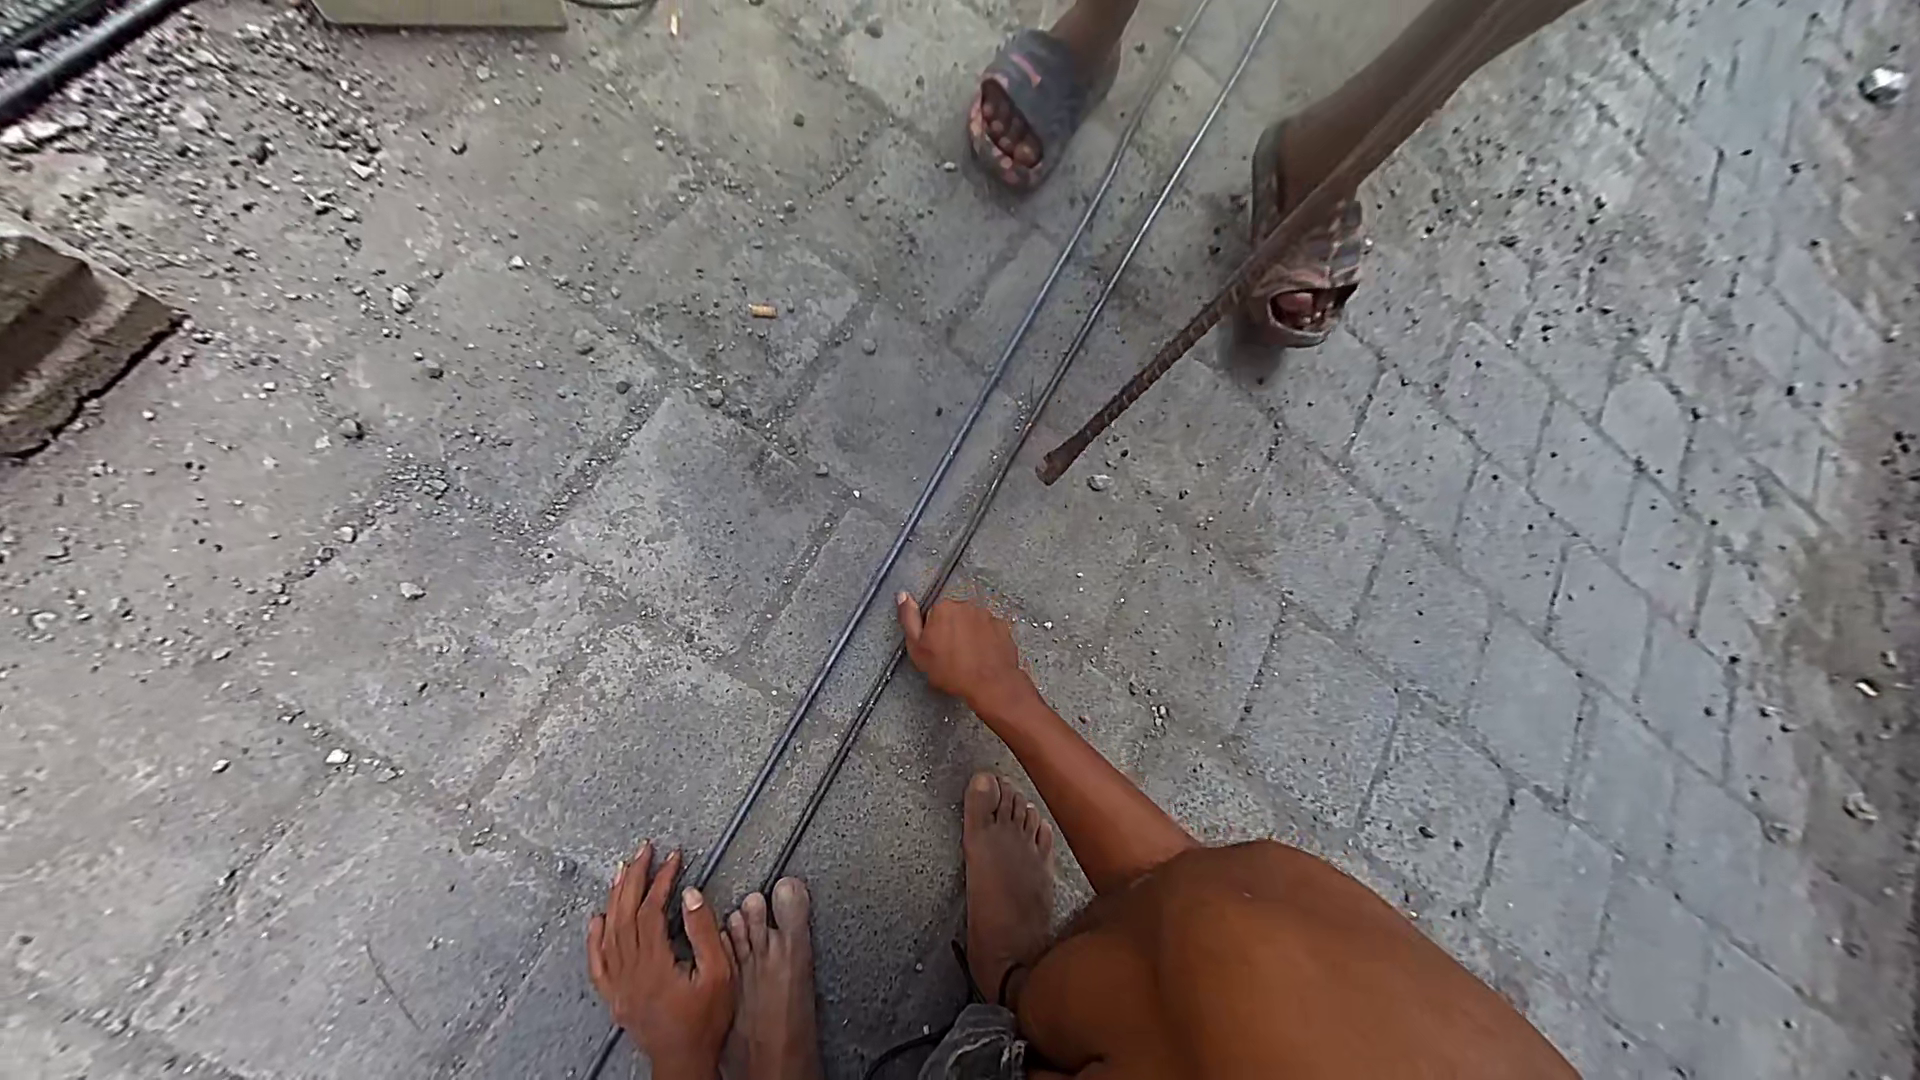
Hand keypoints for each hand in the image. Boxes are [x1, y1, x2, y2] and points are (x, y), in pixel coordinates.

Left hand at [587, 843, 733, 1079]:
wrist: (686, 1062)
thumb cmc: (707, 1019)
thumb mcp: (719, 971)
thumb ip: (703, 931)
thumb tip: (690, 895)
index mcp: (654, 966)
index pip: (651, 911)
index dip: (661, 880)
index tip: (673, 858)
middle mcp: (630, 975)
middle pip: (625, 915)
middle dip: (634, 878)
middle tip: (644, 851)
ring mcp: (619, 987)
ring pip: (610, 934)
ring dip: (616, 897)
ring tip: (622, 870)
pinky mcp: (616, 997)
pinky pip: (598, 963)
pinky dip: (595, 938)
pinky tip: (597, 919)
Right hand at [896, 594, 1034, 714]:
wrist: (989, 683)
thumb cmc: (952, 669)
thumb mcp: (918, 648)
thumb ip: (908, 618)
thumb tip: (902, 596)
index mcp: (943, 608)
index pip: (932, 614)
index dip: (932, 632)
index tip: (935, 648)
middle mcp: (966, 606)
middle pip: (953, 616)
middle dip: (951, 631)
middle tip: (950, 655)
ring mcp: (986, 615)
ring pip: (971, 623)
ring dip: (969, 635)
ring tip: (968, 659)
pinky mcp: (1002, 627)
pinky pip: (988, 631)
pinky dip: (985, 640)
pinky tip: (981, 657)